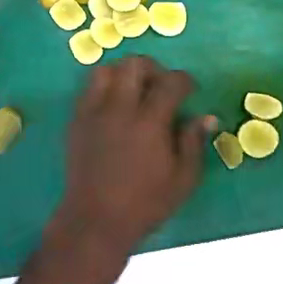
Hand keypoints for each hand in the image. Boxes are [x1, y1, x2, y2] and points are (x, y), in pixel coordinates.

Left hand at [46, 55, 213, 262]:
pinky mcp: (76, 120)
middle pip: (134, 65)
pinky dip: (104, 88)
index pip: (170, 82)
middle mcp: (119, 109)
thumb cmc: (145, 203)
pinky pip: (88, 89)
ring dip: (124, 73)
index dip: (184, 80)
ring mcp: (93, 112)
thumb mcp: (182, 179)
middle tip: (161, 85)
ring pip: (106, 70)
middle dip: (153, 68)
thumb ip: (193, 143)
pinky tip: (114, 106)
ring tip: (134, 90)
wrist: (96, 218)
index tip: (189, 89)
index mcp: (149, 122)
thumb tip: (206, 117)